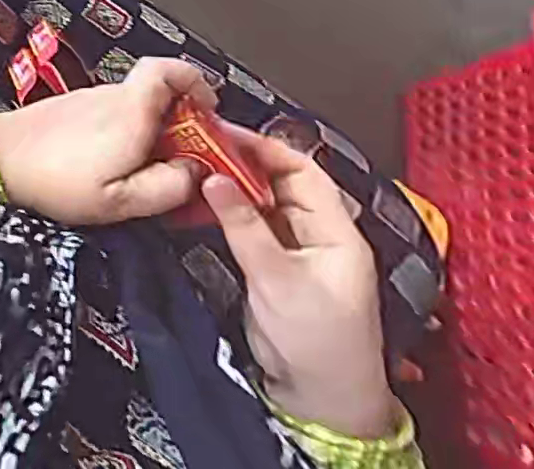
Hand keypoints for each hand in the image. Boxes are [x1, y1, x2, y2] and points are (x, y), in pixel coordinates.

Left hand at [0, 58, 208, 224]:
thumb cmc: (55, 179)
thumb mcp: (119, 201)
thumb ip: (167, 188)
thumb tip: (197, 173)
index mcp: (130, 111)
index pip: (169, 68)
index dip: (197, 81)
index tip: (211, 112)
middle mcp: (114, 96)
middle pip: (162, 94)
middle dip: (186, 124)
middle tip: (194, 160)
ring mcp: (92, 100)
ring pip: (140, 108)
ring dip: (158, 133)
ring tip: (156, 172)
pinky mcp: (76, 109)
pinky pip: (117, 115)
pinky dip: (132, 135)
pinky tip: (121, 165)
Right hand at [202, 128, 399, 438]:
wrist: (318, 400)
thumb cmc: (315, 342)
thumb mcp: (277, 279)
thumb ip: (244, 226)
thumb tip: (213, 177)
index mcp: (336, 232)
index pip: (302, 171)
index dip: (264, 147)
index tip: (225, 133)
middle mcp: (316, 232)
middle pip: (278, 181)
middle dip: (242, 160)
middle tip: (203, 144)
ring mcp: (293, 246)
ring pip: (260, 199)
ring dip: (232, 182)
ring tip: (197, 165)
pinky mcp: (271, 260)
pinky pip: (249, 221)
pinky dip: (227, 206)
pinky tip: (203, 198)